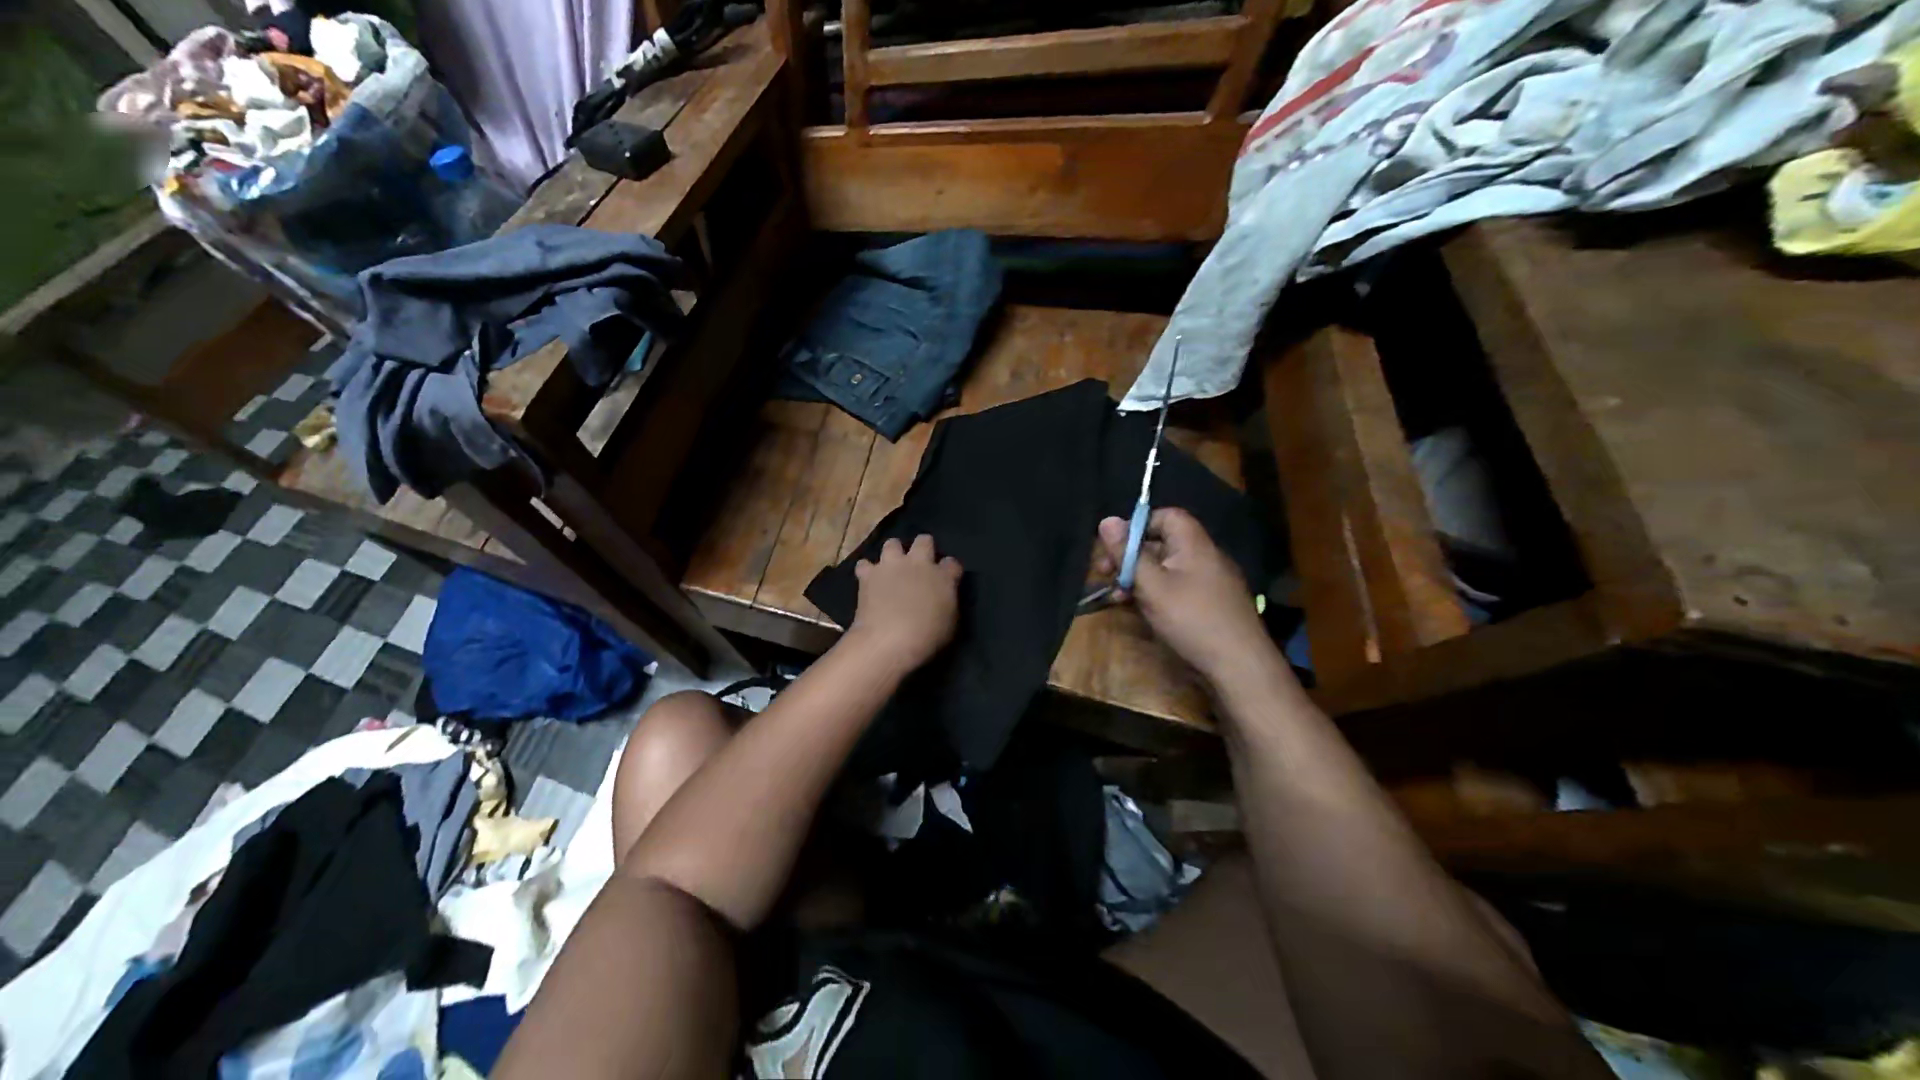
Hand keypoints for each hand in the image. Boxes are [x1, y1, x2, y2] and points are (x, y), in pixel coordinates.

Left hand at [848, 534, 962, 672]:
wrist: (890, 639)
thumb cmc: (927, 637)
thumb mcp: (950, 623)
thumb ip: (947, 603)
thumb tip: (942, 599)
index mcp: (943, 577)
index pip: (952, 563)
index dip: (949, 569)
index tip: (947, 577)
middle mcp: (919, 563)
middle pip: (924, 540)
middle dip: (923, 547)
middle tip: (919, 563)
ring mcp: (893, 565)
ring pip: (893, 543)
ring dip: (893, 552)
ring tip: (891, 567)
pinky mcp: (869, 574)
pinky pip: (865, 564)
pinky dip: (866, 571)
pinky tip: (868, 580)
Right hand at [1095, 508, 1270, 684]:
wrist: (1239, 664)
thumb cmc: (1191, 618)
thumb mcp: (1151, 585)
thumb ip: (1127, 553)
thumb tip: (1106, 520)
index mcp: (1193, 543)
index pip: (1165, 516)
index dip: (1138, 526)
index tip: (1114, 547)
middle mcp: (1204, 555)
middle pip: (1162, 543)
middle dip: (1131, 557)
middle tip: (1105, 574)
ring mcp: (1209, 581)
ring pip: (1166, 569)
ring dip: (1139, 579)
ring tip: (1117, 598)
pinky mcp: (1210, 603)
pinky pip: (1177, 588)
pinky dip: (1156, 594)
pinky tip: (1140, 611)